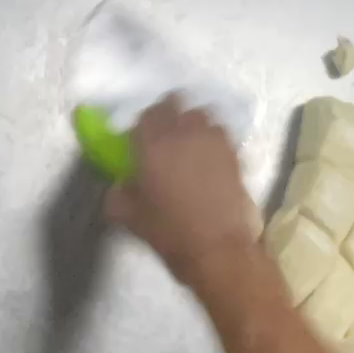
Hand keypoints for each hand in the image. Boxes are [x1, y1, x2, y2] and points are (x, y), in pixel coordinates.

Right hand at [107, 95, 264, 288]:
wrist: (217, 247)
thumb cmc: (169, 232)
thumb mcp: (130, 219)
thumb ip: (118, 195)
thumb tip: (120, 184)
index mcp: (154, 146)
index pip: (147, 114)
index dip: (143, 124)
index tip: (140, 139)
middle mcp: (185, 133)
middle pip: (176, 105)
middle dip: (169, 116)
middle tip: (163, 138)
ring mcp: (214, 140)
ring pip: (202, 115)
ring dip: (193, 124)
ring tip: (189, 146)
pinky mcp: (235, 153)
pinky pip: (221, 134)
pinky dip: (212, 140)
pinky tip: (208, 161)